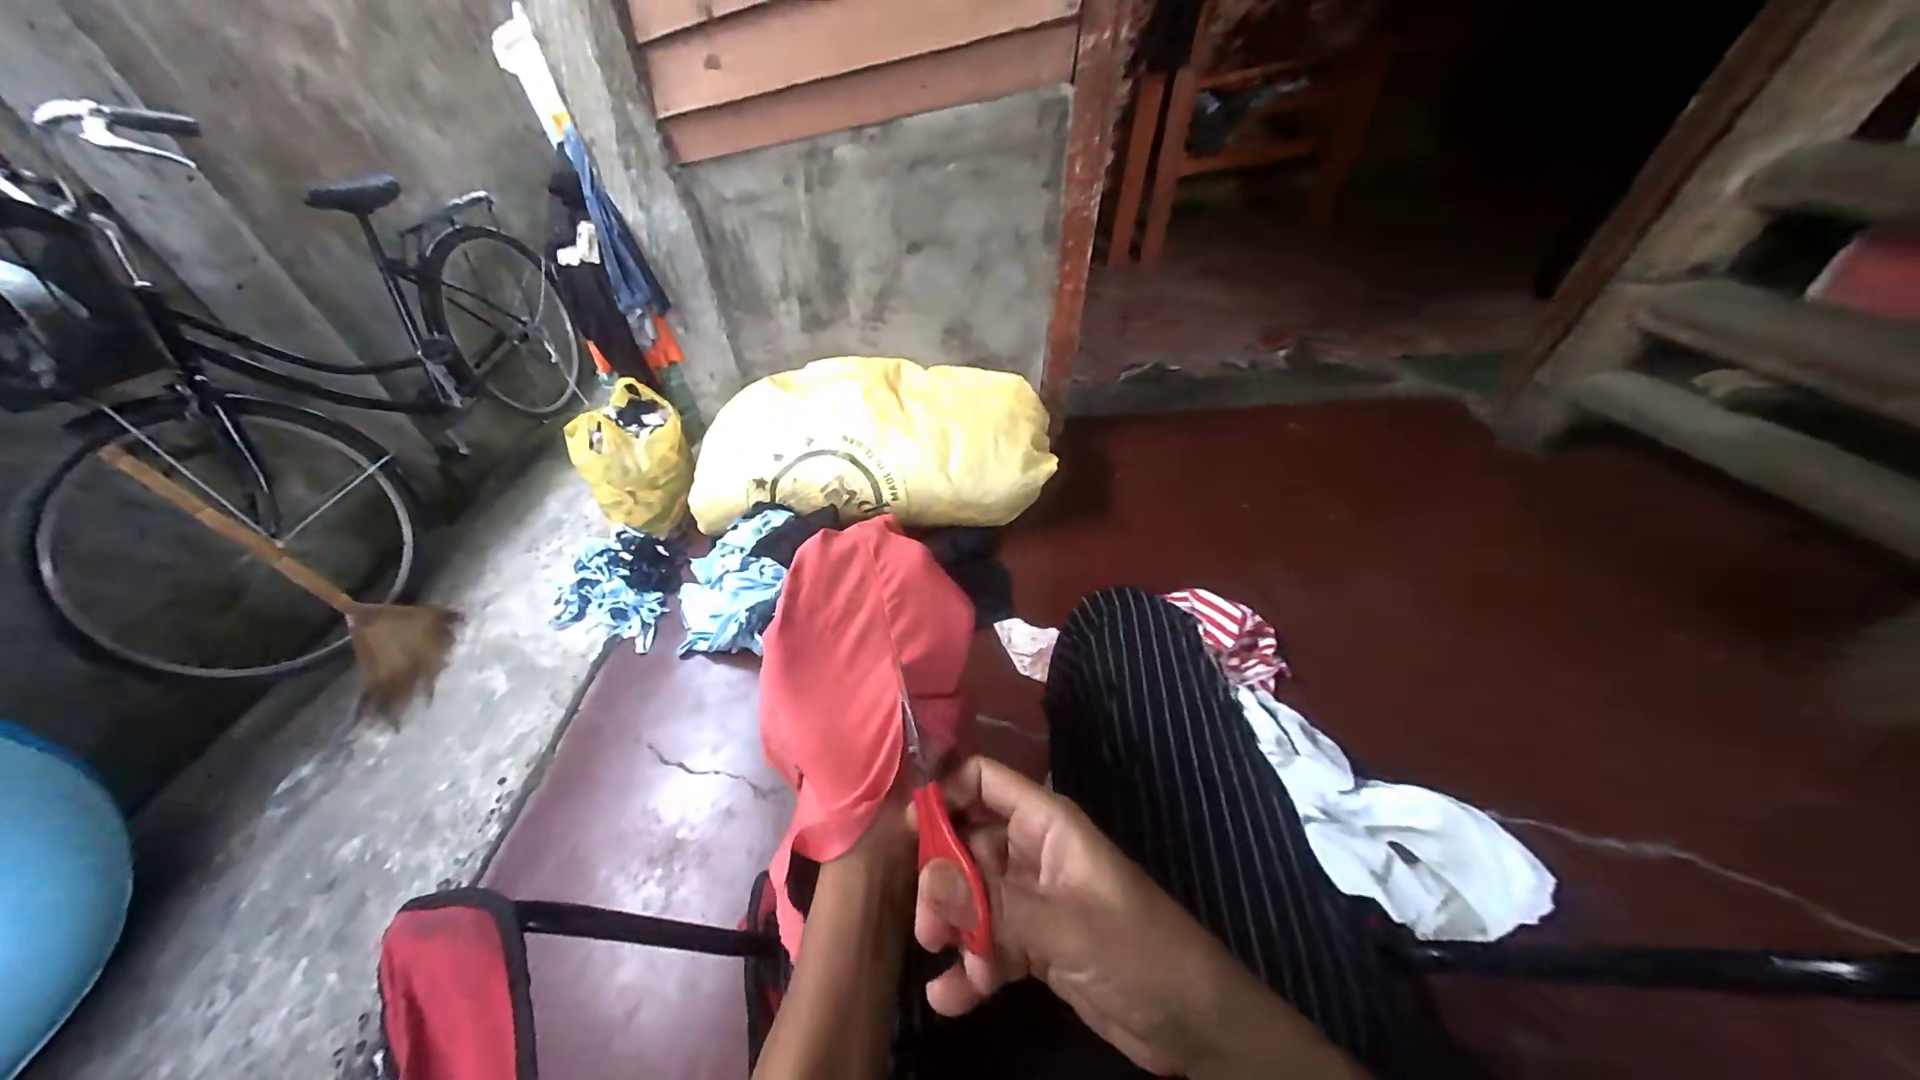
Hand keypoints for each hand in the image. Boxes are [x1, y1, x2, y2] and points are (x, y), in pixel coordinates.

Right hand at [913, 756, 1361, 1079]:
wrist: (1195, 1024)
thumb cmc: (1138, 953)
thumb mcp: (1064, 929)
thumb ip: (993, 904)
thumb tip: (926, 878)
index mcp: (1048, 825)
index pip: (985, 781)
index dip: (945, 794)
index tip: (905, 831)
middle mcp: (1035, 853)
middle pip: (969, 844)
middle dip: (943, 881)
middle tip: (926, 927)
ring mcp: (1034, 899)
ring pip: (974, 896)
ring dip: (956, 929)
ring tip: (947, 965)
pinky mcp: (1036, 943)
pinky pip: (990, 941)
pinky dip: (971, 967)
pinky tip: (951, 999)